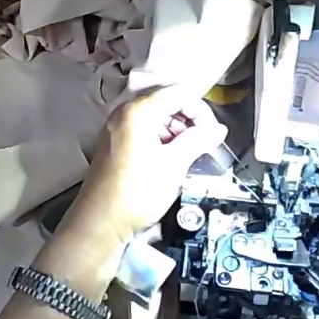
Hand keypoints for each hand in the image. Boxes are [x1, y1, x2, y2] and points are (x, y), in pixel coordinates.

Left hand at [58, 86, 226, 245]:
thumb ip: (198, 141)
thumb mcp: (174, 165)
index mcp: (137, 112)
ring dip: (176, 131)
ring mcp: (116, 128)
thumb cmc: (136, 193)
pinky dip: (161, 139)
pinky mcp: (114, 143)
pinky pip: (143, 130)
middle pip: (166, 102)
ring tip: (188, 154)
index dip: (200, 111)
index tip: (212, 133)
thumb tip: (218, 130)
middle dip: (189, 120)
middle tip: (203, 144)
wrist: (100, 224)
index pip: (178, 94)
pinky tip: (170, 159)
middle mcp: (124, 113)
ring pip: (155, 117)